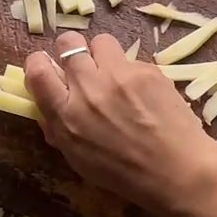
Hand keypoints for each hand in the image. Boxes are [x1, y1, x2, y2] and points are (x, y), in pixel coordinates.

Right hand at [24, 32, 216, 216]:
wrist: (178, 171)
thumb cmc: (125, 174)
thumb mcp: (79, 159)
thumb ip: (59, 128)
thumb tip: (49, 105)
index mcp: (66, 115)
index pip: (37, 69)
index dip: (39, 63)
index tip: (48, 68)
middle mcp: (88, 88)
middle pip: (68, 42)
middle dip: (72, 51)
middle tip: (84, 67)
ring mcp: (119, 75)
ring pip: (101, 41)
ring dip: (103, 56)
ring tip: (114, 76)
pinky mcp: (146, 69)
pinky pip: (131, 59)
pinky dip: (132, 72)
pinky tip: (144, 93)